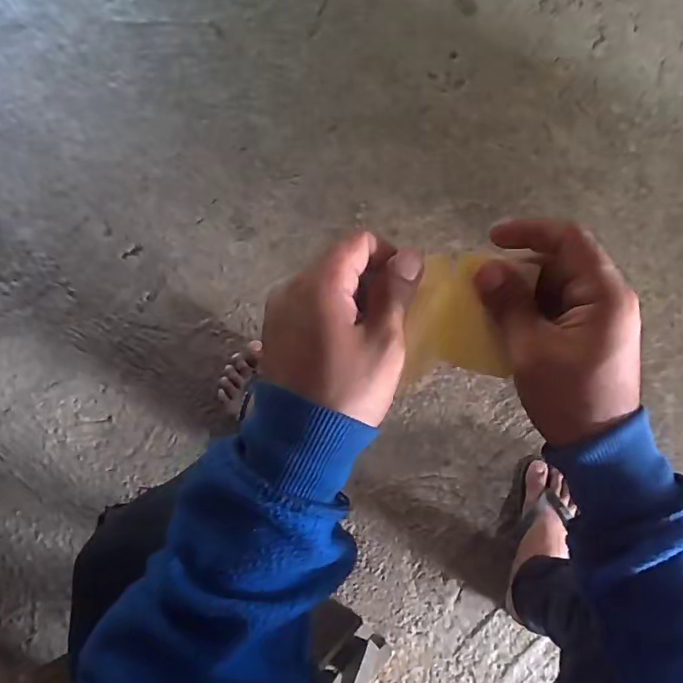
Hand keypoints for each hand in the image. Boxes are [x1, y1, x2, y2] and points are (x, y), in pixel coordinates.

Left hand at [261, 230, 422, 426]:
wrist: (300, 441)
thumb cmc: (350, 390)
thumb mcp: (384, 342)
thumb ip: (396, 293)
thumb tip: (409, 255)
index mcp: (318, 284)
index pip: (358, 242)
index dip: (388, 256)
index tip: (405, 287)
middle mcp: (290, 288)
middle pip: (338, 261)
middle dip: (370, 279)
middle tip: (391, 317)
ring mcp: (277, 311)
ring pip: (322, 285)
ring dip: (352, 298)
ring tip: (370, 336)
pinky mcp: (273, 334)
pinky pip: (308, 307)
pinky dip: (331, 314)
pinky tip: (345, 346)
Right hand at [475, 218, 640, 445]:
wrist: (599, 446)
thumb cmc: (568, 396)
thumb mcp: (531, 350)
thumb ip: (508, 305)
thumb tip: (485, 270)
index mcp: (605, 293)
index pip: (569, 239)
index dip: (529, 231)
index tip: (492, 239)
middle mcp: (611, 297)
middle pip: (564, 262)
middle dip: (523, 266)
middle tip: (486, 282)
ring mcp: (605, 318)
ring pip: (561, 286)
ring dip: (527, 290)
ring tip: (493, 304)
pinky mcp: (596, 336)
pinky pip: (563, 309)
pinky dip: (537, 309)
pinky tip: (511, 323)